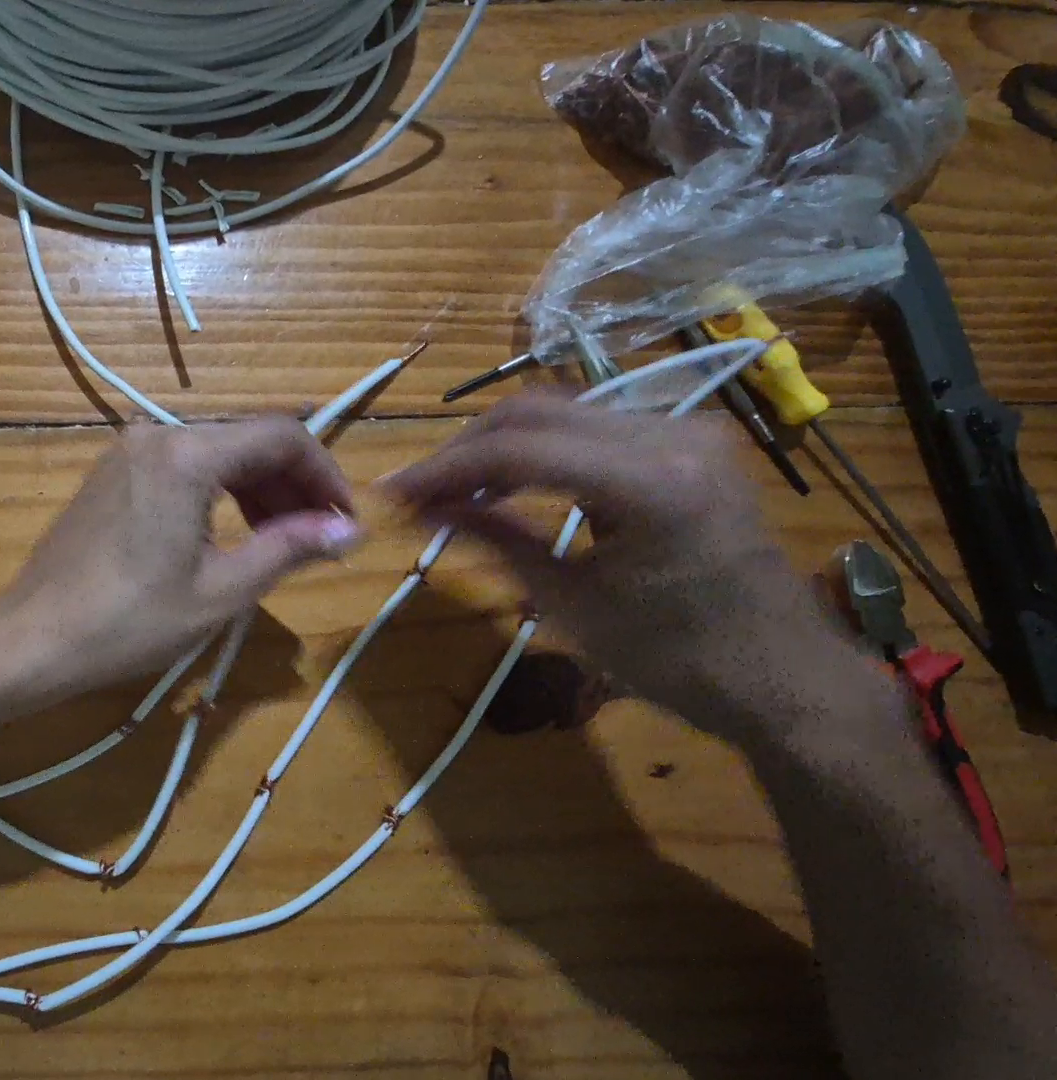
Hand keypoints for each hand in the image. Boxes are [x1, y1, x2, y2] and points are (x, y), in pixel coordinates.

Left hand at [0, 416, 359, 710]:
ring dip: (256, 490)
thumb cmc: (129, 621)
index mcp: (187, 454)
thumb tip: (350, 530)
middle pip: (247, 441)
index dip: (326, 474)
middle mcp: (155, 435)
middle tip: (320, 538)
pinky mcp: (110, 474)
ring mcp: (126, 452)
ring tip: (281, 541)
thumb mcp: (220, 590)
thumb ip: (289, 548)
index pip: (282, 437)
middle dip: (293, 485)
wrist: (32, 639)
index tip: (346, 521)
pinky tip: (229, 533)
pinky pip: (180, 467)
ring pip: (214, 453)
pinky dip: (216, 493)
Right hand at [379, 391, 866, 745]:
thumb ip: (496, 540)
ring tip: (451, 491)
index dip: (446, 468)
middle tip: (416, 492)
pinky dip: (536, 451)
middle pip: (535, 413)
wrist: (784, 679)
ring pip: (559, 413)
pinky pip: (589, 429)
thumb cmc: (677, 661)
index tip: (392, 492)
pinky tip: (506, 484)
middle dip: (464, 451)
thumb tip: (424, 508)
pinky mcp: (686, 444)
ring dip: (495, 448)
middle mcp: (675, 436)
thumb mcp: (571, 604)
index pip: (520, 450)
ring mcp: (687, 432)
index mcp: (654, 483)